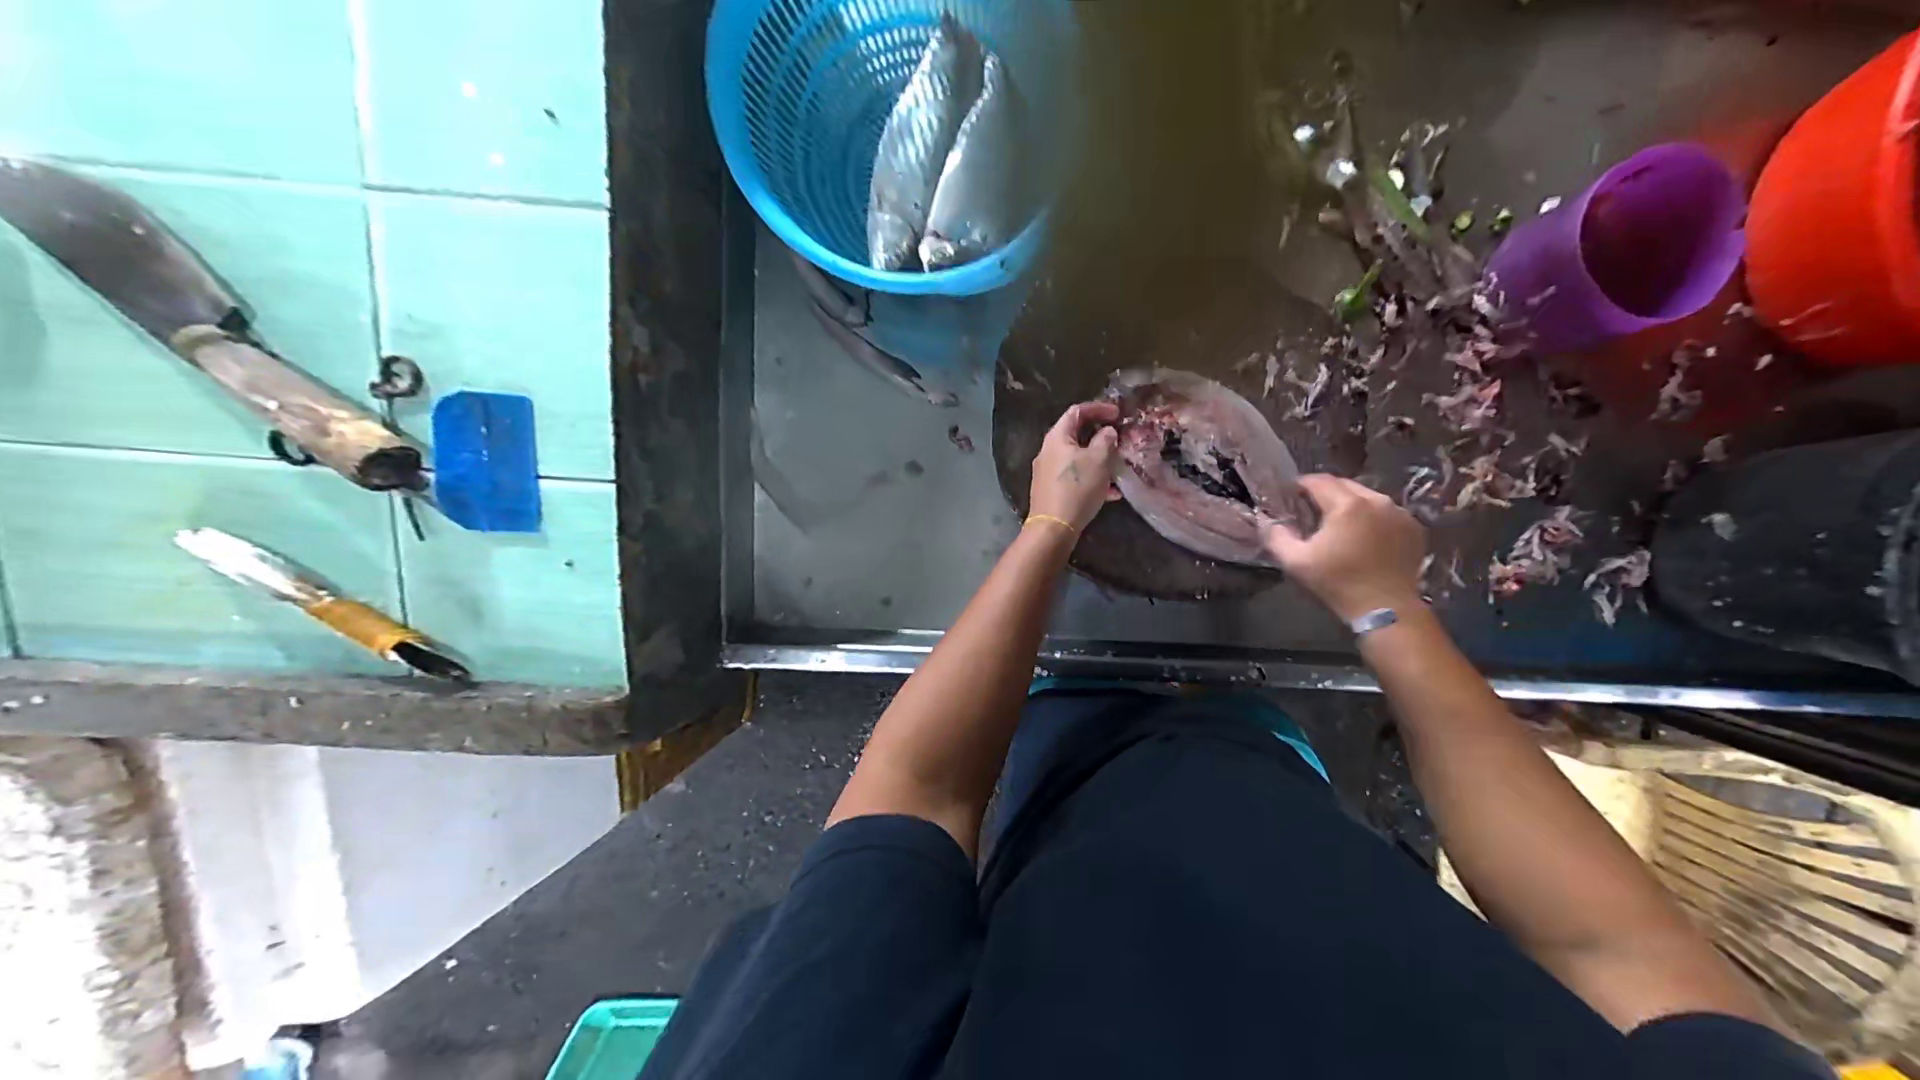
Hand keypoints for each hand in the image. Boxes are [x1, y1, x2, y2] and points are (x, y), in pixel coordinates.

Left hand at [1030, 401, 1121, 533]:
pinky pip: (1076, 478)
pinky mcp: (1052, 491)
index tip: (1118, 414)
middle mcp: (1048, 452)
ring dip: (1100, 460)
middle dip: (1101, 437)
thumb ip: (1106, 440)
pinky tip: (1112, 493)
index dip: (1098, 408)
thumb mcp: (1098, 459)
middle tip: (1120, 439)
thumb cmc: (1077, 488)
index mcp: (1057, 438)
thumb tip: (1107, 431)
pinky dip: (1093, 479)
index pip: (1076, 411)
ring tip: (1119, 467)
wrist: (1053, 527)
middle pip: (1077, 435)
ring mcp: (1048, 472)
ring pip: (1078, 459)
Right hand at [1263, 474, 1425, 621]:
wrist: (1386, 608)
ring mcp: (1399, 514)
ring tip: (1339, 523)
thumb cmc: (1338, 583)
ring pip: (1368, 497)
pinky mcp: (1414, 528)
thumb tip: (1269, 522)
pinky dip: (1372, 516)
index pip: (1319, 481)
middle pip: (1345, 485)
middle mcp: (1377, 501)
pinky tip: (1364, 535)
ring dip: (1350, 503)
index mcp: (1347, 505)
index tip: (1291, 495)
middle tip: (1311, 509)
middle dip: (1326, 492)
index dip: (1301, 485)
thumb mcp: (1295, 562)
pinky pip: (1387, 512)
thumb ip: (1277, 537)